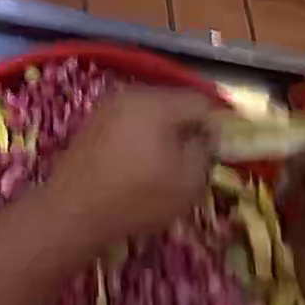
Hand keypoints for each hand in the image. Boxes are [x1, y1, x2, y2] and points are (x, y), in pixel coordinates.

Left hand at [47, 87, 213, 242]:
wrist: (74, 209)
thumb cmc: (139, 195)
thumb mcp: (189, 180)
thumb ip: (206, 149)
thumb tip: (207, 134)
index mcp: (157, 102)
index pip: (201, 100)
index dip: (220, 120)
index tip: (229, 142)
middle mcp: (131, 94)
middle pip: (173, 102)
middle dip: (191, 123)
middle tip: (202, 152)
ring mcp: (108, 106)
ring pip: (150, 111)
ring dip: (165, 129)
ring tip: (172, 160)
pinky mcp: (93, 123)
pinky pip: (129, 122)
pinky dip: (142, 136)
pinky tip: (143, 162)